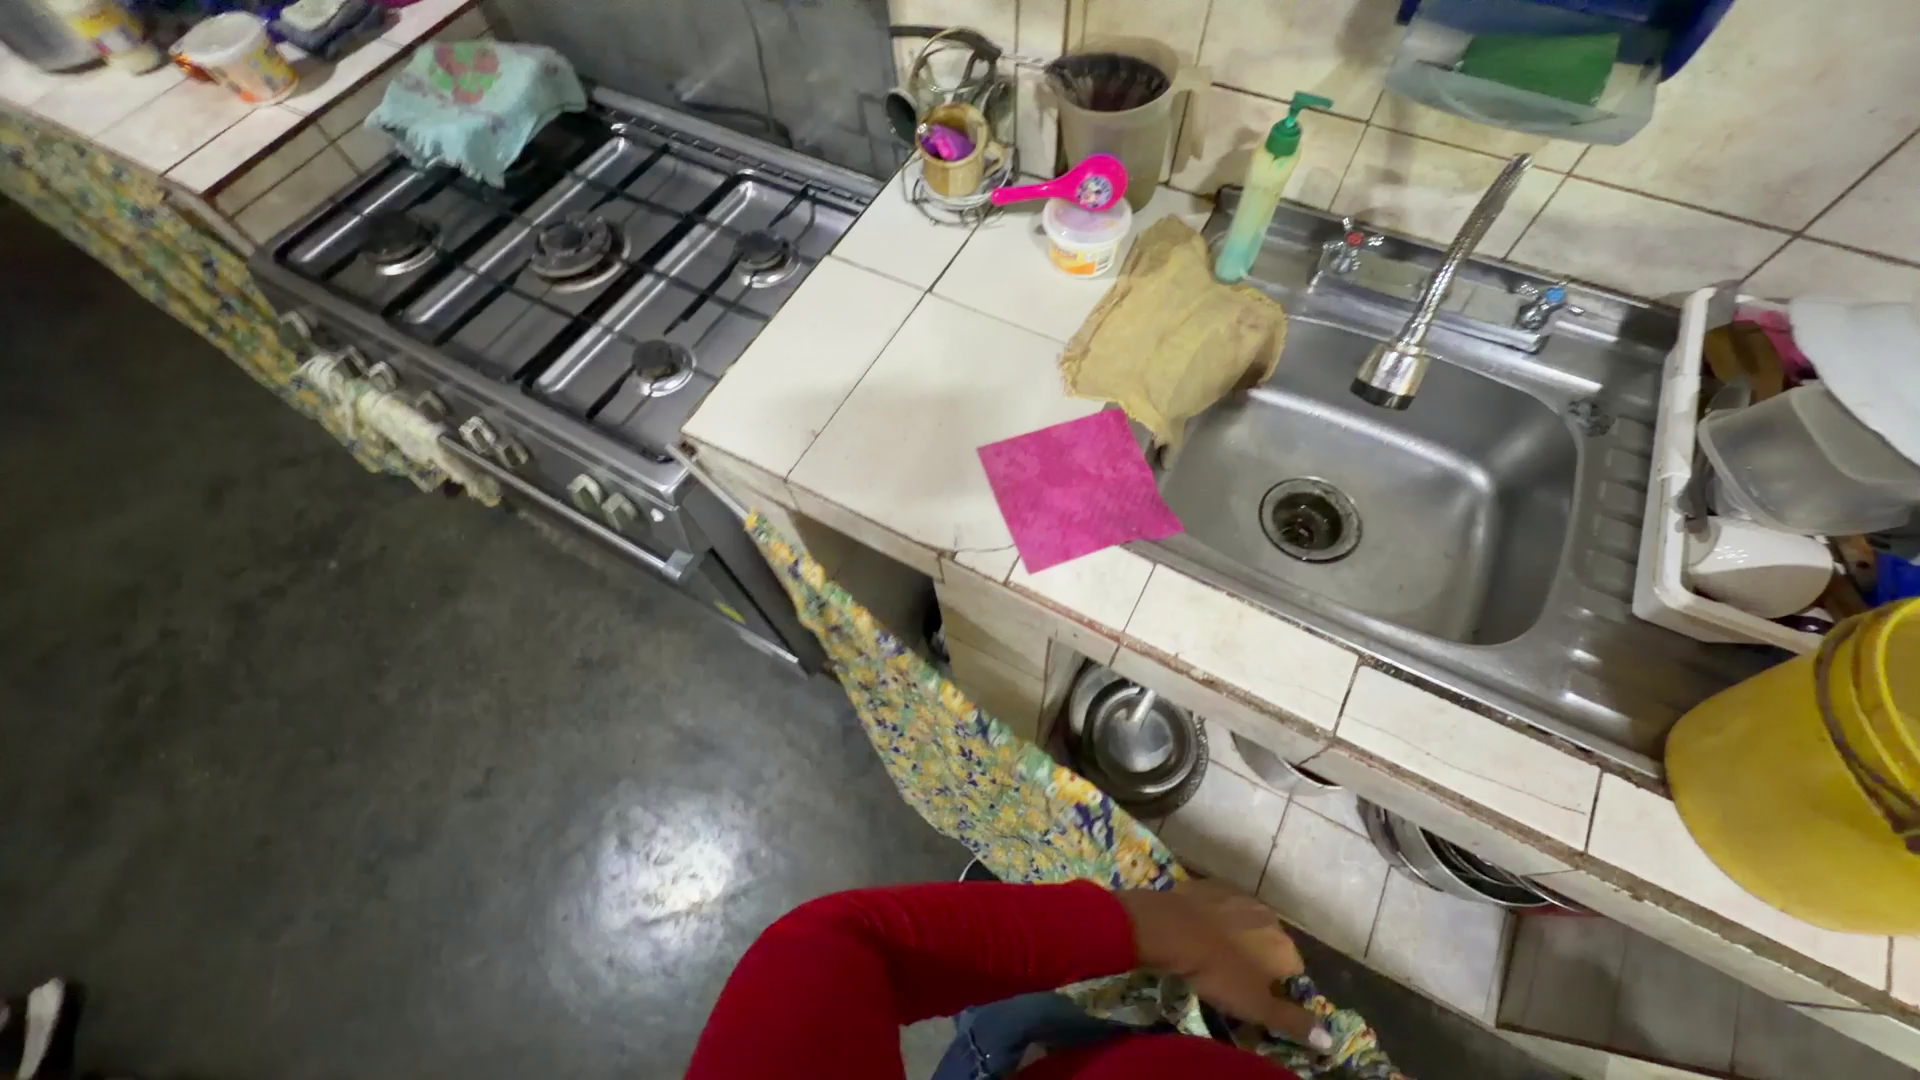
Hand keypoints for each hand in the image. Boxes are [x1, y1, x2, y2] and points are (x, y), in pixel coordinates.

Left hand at [1115, 882, 1329, 1050]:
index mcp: (1285, 946)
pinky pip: (1220, 905)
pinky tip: (1198, 928)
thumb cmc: (1218, 972)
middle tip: (1232, 975)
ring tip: (1214, 951)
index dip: (1277, 987)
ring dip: (1237, 935)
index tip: (1255, 996)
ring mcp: (1240, 896)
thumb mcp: (1257, 1007)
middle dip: (1258, 958)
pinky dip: (1215, 916)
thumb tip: (1329, 1039)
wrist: (1173, 929)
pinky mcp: (1212, 884)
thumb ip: (1294, 1022)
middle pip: (1270, 943)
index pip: (1293, 971)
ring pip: (1246, 922)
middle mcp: (1269, 916)